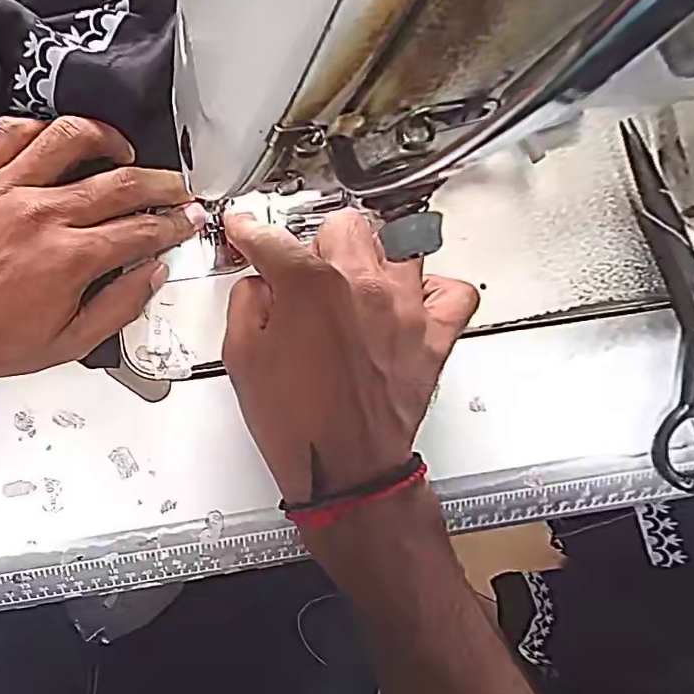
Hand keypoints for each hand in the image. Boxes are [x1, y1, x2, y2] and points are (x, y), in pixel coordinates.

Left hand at [0, 117, 201, 417]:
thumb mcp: (67, 344)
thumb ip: (118, 306)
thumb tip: (150, 275)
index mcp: (68, 259)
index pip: (141, 228)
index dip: (174, 222)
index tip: (185, 219)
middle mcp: (40, 216)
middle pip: (121, 180)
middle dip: (162, 183)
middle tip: (173, 188)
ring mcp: (5, 191)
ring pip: (70, 138)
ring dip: (108, 138)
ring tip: (122, 150)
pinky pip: (11, 132)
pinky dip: (40, 127)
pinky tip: (53, 142)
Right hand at [222, 209, 478, 505]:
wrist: (343, 467)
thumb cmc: (296, 423)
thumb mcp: (241, 359)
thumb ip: (245, 304)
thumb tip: (257, 285)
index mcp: (309, 288)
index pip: (273, 239)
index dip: (250, 230)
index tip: (245, 229)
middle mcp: (362, 286)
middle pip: (344, 226)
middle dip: (315, 241)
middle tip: (303, 269)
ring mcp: (405, 308)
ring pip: (399, 244)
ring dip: (370, 256)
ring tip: (354, 281)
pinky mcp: (434, 335)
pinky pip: (452, 291)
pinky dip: (433, 288)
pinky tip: (408, 299)